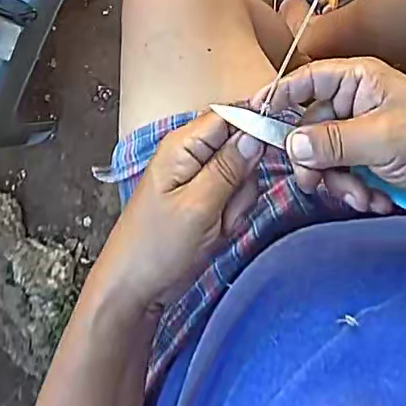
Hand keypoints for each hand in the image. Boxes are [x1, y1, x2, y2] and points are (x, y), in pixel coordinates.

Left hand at [95, 112, 262, 312]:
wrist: (133, 291)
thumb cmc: (156, 248)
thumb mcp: (198, 207)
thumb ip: (228, 168)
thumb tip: (255, 132)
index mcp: (183, 144)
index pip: (229, 115)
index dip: (254, 126)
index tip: (273, 149)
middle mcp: (192, 153)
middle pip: (240, 147)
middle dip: (243, 180)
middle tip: (226, 208)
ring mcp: (199, 177)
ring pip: (242, 175)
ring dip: (237, 204)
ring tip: (215, 226)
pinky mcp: (205, 198)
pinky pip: (234, 197)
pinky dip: (232, 217)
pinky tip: (215, 233)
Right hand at [256, 57, 405, 214]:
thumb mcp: (382, 138)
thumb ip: (333, 140)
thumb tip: (291, 144)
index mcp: (359, 79)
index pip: (308, 78)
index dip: (280, 93)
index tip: (255, 113)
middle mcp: (355, 100)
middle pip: (310, 124)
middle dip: (315, 159)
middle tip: (315, 183)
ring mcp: (361, 131)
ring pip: (323, 155)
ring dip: (338, 181)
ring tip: (363, 196)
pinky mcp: (368, 159)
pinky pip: (342, 173)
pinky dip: (353, 190)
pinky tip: (376, 199)